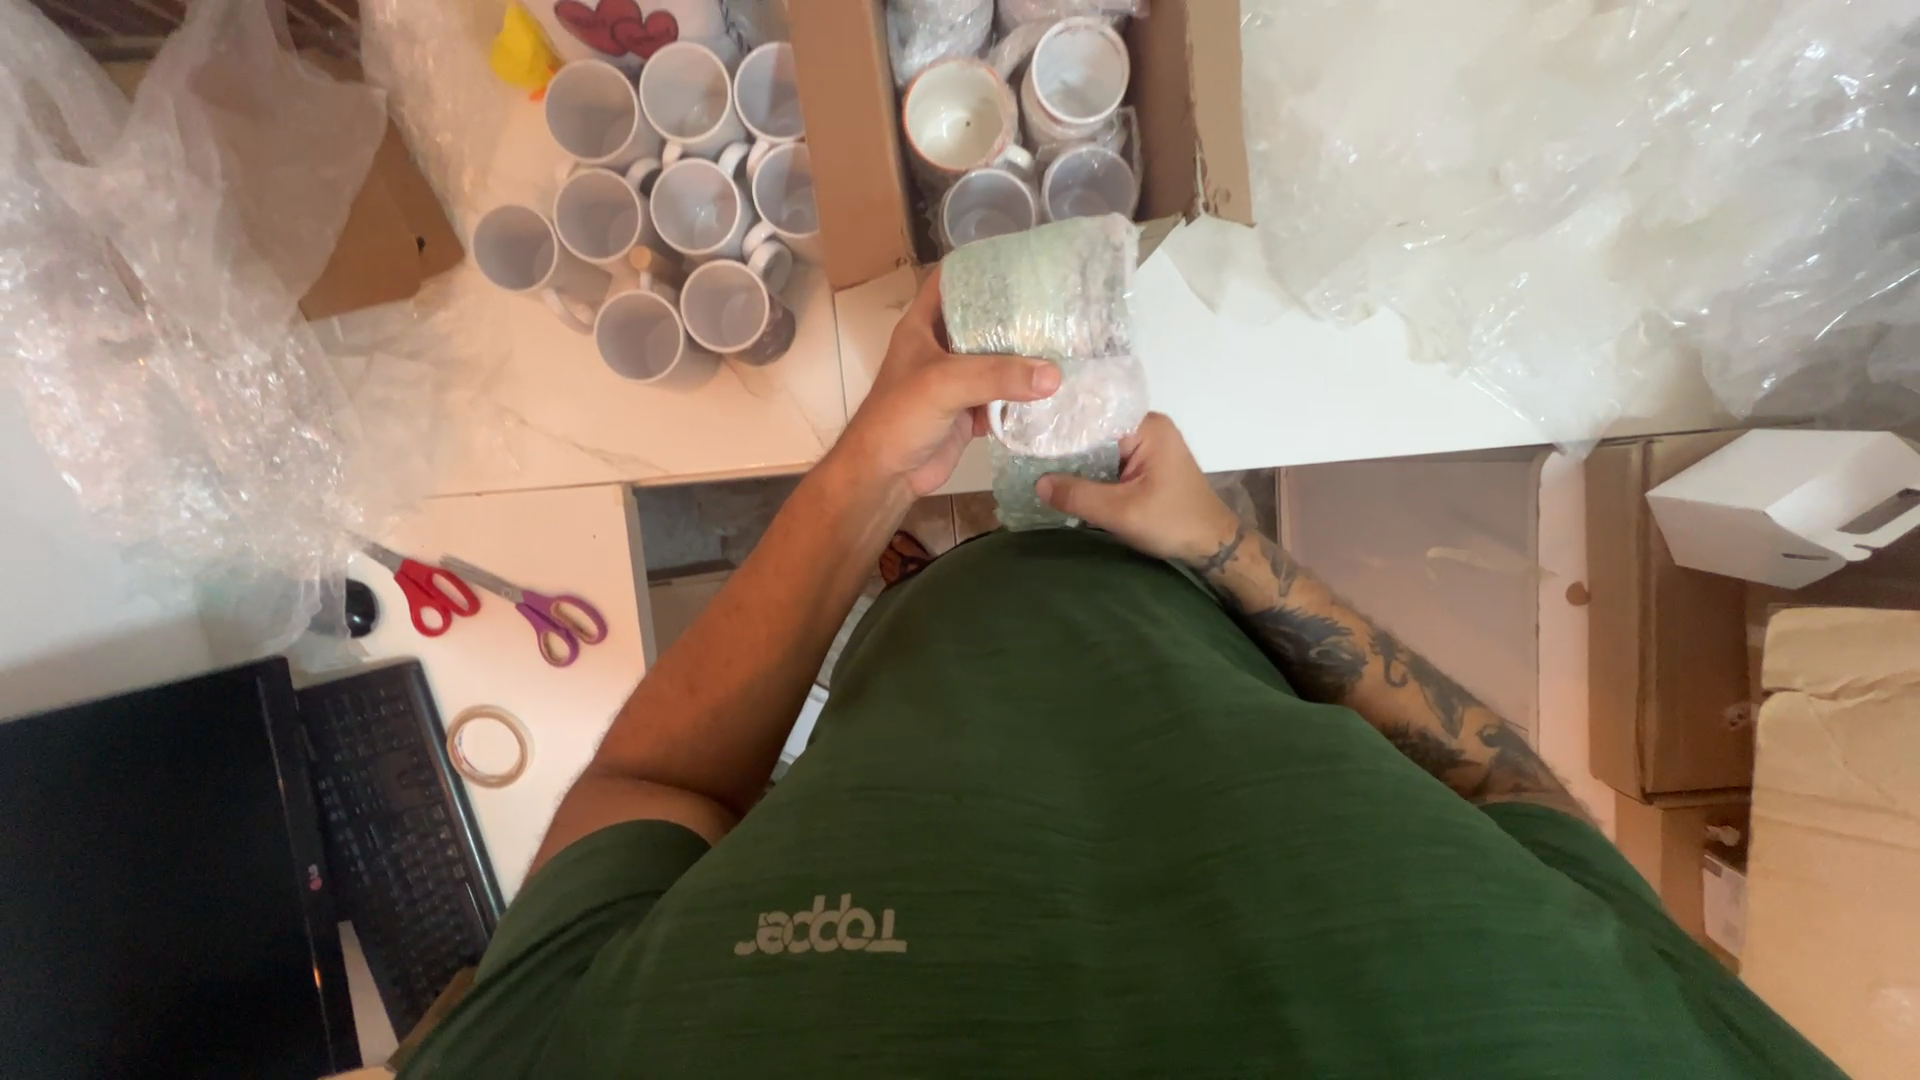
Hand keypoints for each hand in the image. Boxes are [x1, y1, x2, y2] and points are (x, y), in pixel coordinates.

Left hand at [833, 268, 1060, 496]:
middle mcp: (941, 347)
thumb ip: (997, 376)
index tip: (1023, 262)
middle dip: (1016, 315)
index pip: (952, 280)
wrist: (885, 475)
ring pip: (997, 361)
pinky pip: (1002, 397)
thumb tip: (1053, 375)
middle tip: (1060, 305)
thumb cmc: (900, 417)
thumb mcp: (945, 384)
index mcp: (923, 325)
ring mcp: (956, 381)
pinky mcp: (969, 412)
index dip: (981, 267)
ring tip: (1067, 342)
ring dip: (1024, 358)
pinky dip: (1023, 396)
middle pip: (983, 321)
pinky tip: (1053, 388)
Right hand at [1035, 413, 1242, 564]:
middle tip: (1026, 454)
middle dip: (1064, 446)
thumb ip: (1078, 496)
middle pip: (1094, 431)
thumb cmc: (1173, 523)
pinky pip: (1107, 462)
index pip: (1093, 415)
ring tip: (1036, 467)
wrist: (1212, 545)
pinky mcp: (1143, 465)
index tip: (1029, 435)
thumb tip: (1037, 483)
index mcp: (1146, 427)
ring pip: (1098, 449)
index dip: (1061, 426)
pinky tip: (1063, 482)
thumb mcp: (1121, 512)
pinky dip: (1088, 473)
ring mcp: (1146, 446)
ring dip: (1074, 462)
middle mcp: (1146, 428)